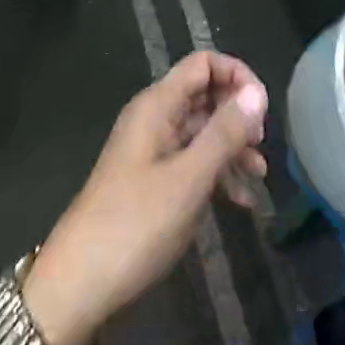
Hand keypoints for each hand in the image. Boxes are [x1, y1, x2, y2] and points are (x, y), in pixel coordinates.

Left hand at [20, 51, 268, 344]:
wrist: (81, 279)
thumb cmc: (136, 223)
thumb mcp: (189, 178)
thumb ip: (224, 133)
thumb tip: (258, 92)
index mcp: (157, 105)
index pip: (202, 64)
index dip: (237, 76)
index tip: (263, 111)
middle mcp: (154, 117)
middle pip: (204, 95)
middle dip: (238, 116)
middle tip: (261, 148)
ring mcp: (152, 149)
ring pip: (201, 131)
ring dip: (232, 148)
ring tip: (259, 179)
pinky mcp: (153, 179)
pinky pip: (192, 160)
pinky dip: (217, 173)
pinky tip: (240, 202)